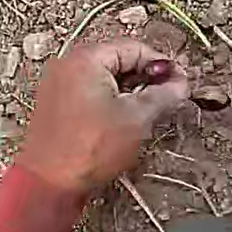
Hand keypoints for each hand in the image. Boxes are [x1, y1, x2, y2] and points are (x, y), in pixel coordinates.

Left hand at [17, 40, 193, 194]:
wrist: (49, 183)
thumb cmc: (93, 146)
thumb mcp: (137, 117)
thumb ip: (164, 94)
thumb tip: (182, 83)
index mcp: (87, 59)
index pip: (135, 48)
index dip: (163, 65)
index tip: (181, 83)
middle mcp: (68, 64)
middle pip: (120, 60)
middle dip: (148, 78)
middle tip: (168, 97)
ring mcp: (59, 84)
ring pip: (107, 77)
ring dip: (132, 90)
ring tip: (149, 111)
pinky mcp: (56, 104)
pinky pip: (92, 90)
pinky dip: (113, 99)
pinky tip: (125, 119)